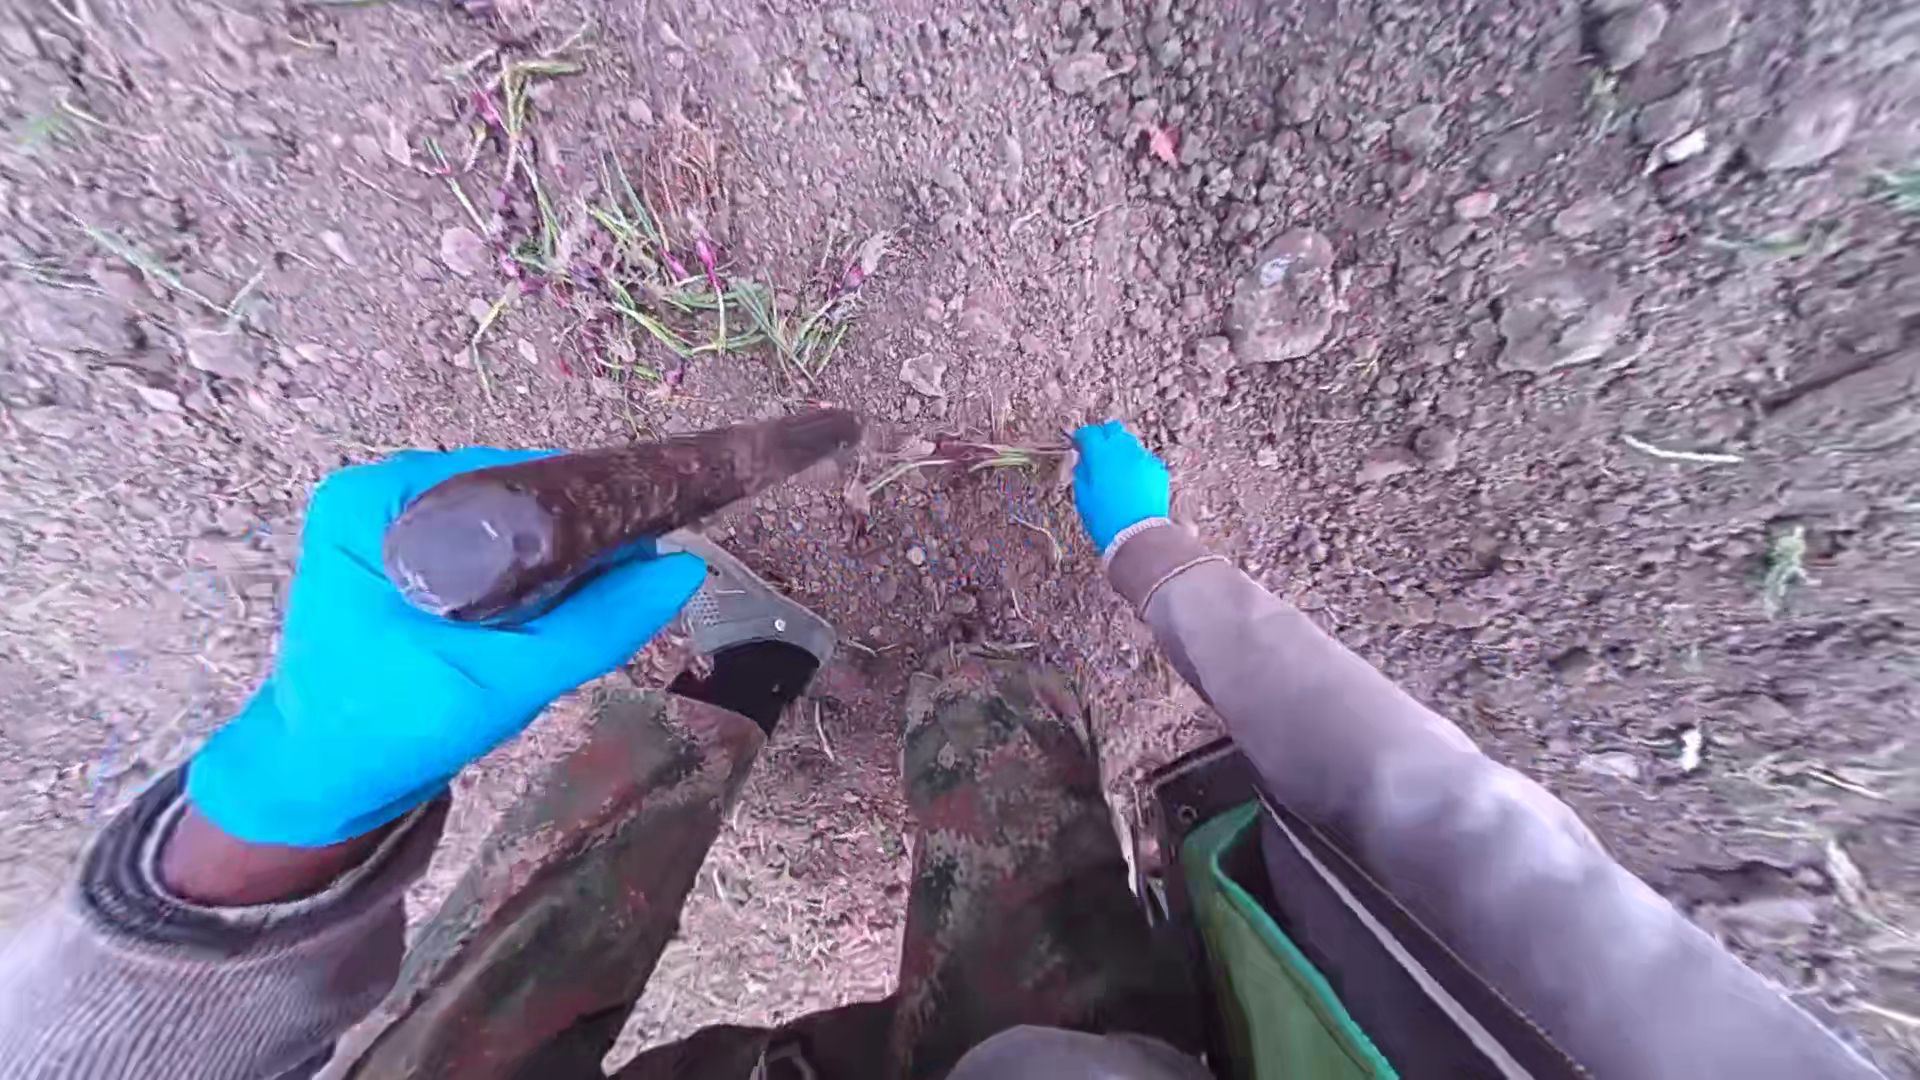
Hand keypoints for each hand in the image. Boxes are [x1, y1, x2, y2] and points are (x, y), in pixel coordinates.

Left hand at [186, 449, 706, 846]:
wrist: (328, 781)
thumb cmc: (401, 725)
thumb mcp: (515, 674)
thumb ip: (604, 623)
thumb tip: (685, 567)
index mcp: (382, 500)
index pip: (521, 476)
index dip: (591, 507)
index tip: (636, 547)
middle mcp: (389, 497)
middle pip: (526, 498)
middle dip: (580, 542)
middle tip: (612, 592)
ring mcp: (400, 526)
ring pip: (523, 525)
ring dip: (568, 561)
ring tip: (589, 605)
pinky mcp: (418, 558)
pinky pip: (508, 549)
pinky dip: (545, 575)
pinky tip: (560, 608)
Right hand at [1071, 421, 1170, 552]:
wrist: (1139, 535)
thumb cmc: (1107, 520)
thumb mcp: (1083, 497)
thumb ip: (1081, 471)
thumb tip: (1081, 459)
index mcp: (1101, 455)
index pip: (1089, 433)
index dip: (1081, 437)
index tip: (1078, 444)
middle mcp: (1124, 450)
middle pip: (1113, 430)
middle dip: (1103, 437)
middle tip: (1096, 452)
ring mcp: (1143, 459)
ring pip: (1130, 443)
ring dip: (1120, 451)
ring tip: (1114, 469)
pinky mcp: (1158, 470)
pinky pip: (1144, 459)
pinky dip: (1136, 465)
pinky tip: (1131, 482)